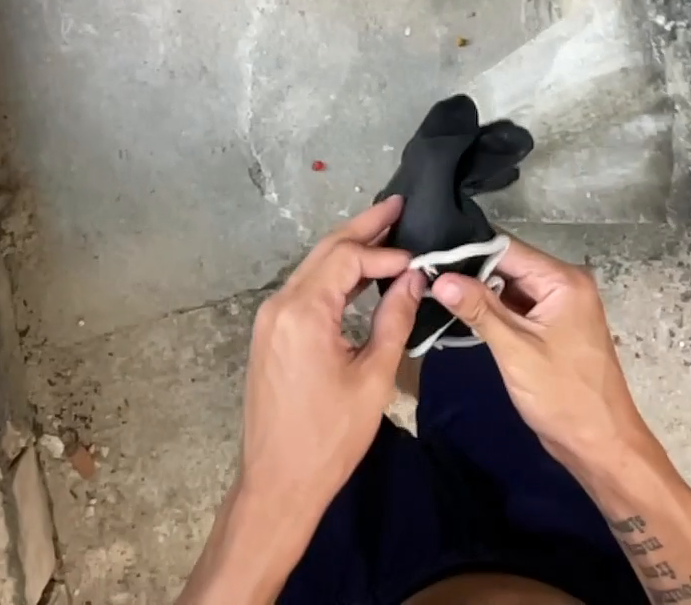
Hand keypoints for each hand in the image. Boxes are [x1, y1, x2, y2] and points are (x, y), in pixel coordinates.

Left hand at [237, 196, 424, 527]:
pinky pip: (306, 289)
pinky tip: (361, 274)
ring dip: (349, 250)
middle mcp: (280, 304)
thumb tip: (414, 278)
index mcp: (303, 312)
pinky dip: (335, 276)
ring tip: (385, 230)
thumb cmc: (330, 436)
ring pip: (313, 267)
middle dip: (363, 227)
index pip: (347, 259)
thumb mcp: (373, 377)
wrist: (277, 484)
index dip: (385, 253)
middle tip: (398, 205)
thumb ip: (395, 319)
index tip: (420, 259)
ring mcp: (270, 318)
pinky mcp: (271, 333)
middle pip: (325, 251)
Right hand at [430, 237, 648, 471]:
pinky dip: (493, 309)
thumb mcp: (515, 350)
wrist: (601, 445)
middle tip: (425, 274)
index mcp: (563, 280)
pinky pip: (518, 305)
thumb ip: (478, 309)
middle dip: (469, 271)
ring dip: (479, 291)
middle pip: (509, 265)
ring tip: (434, 289)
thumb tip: (441, 279)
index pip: (507, 249)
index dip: (467, 250)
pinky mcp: (553, 325)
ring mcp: (560, 305)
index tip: (428, 254)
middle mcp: (564, 283)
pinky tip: (460, 310)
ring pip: (510, 285)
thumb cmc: (563, 397)